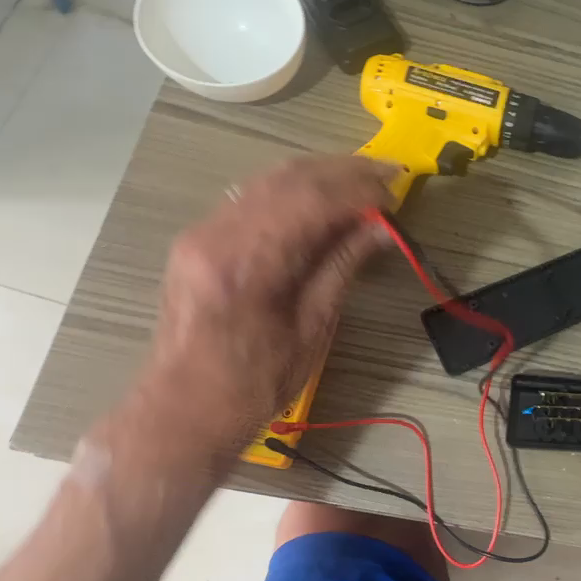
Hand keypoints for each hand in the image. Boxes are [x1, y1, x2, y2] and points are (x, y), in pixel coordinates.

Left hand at [134, 156, 393, 444]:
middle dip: (344, 171)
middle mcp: (217, 234)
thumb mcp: (312, 329)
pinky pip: (252, 198)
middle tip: (390, 174)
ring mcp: (202, 232)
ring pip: (267, 180)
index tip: (397, 192)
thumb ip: (342, 267)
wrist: (182, 409)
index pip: (311, 200)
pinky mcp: (199, 239)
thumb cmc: (255, 384)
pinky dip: (293, 191)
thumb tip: (380, 227)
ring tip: (364, 181)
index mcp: (247, 263)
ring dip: (319, 175)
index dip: (360, 190)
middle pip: (288, 178)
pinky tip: (322, 200)